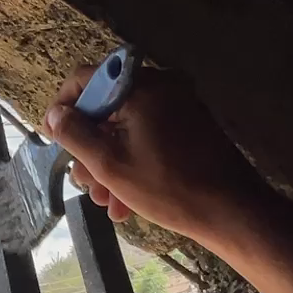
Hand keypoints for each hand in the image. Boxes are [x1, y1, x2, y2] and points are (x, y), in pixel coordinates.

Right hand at [46, 65, 266, 244]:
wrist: (237, 214)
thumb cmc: (169, 187)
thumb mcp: (109, 164)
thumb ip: (75, 133)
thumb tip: (55, 114)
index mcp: (141, 87)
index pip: (85, 79)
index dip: (63, 107)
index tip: (55, 137)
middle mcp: (162, 86)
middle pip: (107, 107)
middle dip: (90, 147)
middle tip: (83, 180)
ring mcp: (180, 105)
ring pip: (127, 126)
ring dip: (111, 162)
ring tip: (105, 201)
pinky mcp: (191, 126)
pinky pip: (149, 134)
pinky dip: (134, 160)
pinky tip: (126, 200)